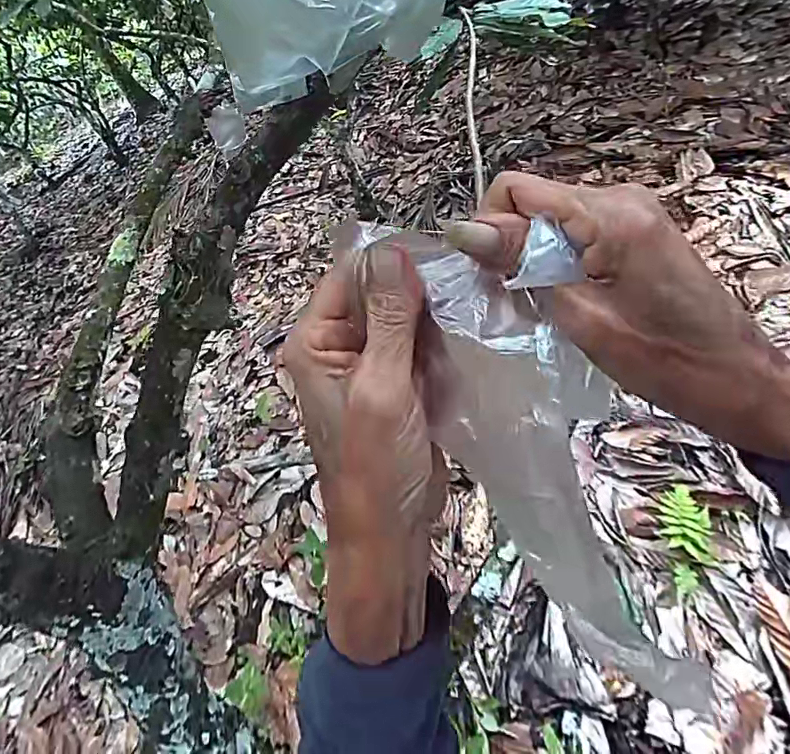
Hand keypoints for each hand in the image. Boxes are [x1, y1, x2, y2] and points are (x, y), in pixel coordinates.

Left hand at [278, 244, 446, 663]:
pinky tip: (470, 328)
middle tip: (465, 278)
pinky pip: (420, 341)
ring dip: (435, 311)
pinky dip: (442, 336)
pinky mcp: (400, 378)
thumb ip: (390, 320)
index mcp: (315, 339)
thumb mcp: (381, 389)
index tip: (439, 257)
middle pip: (379, 291)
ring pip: (405, 315)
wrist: (390, 536)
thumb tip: (395, 253)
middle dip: (418, 287)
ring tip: (473, 299)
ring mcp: (372, 361)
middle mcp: (339, 343)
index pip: (349, 275)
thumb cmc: (374, 466)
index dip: (391, 262)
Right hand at [444, 171, 789, 460]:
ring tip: (545, 307)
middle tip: (518, 302)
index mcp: (610, 213)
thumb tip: (461, 230)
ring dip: (533, 257)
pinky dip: (558, 260)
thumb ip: (521, 263)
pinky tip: (568, 298)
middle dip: (512, 246)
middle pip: (533, 201)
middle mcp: (621, 196)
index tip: (494, 278)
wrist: (742, 382)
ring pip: (550, 217)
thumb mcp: (582, 317)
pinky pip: (576, 230)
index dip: (490, 227)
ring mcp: (633, 210)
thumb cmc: (665, 361)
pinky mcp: (638, 228)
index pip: (515, 188)